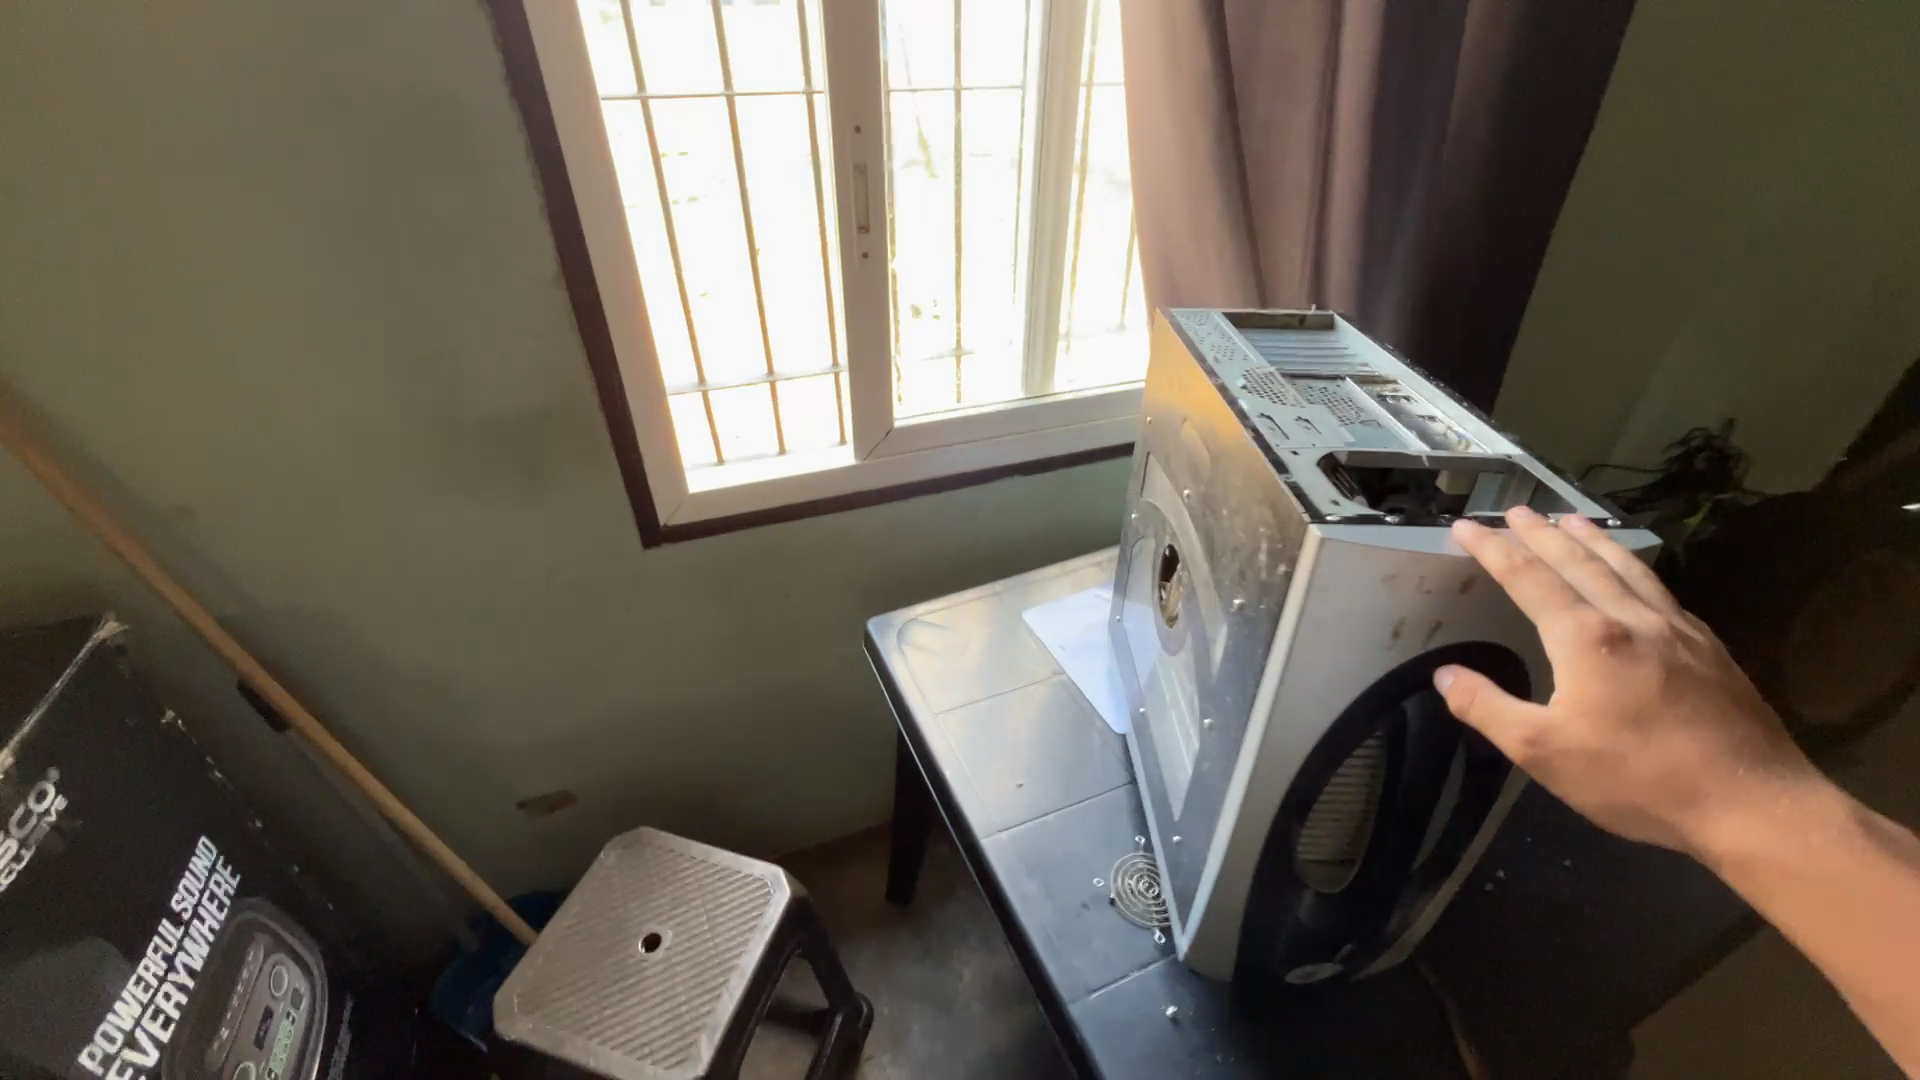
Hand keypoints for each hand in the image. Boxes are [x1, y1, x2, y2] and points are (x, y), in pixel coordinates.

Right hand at [1434, 506, 1821, 858]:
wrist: (1757, 809)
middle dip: (1541, 535)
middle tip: (1516, 511)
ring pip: (1628, 570)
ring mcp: (1679, 634)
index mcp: (1586, 638)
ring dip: (1593, 542)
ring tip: (1572, 521)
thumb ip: (1486, 707)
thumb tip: (1444, 675)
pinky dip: (1634, 569)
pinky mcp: (1711, 653)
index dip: (1492, 549)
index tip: (1465, 526)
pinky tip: (1634, 577)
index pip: (1528, 578)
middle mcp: (1632, 621)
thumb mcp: (1540, 750)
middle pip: (1579, 563)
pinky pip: (1661, 592)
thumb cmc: (1637, 778)